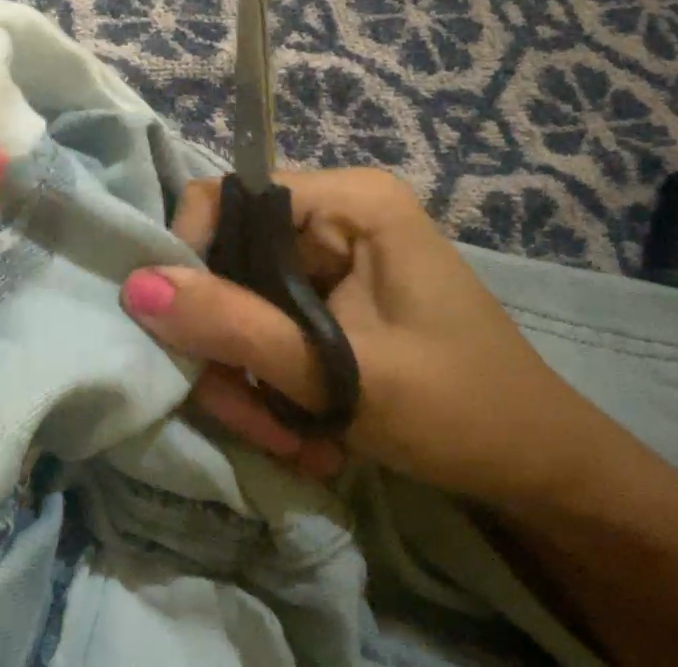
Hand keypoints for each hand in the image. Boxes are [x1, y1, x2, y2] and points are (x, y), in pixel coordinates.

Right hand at [122, 169, 606, 506]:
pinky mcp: (322, 301)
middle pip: (223, 261)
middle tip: (252, 416)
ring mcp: (325, 260)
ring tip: (287, 439)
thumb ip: (236, 326)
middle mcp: (330, 216)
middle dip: (227, 345)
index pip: (223, 200)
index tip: (191, 336)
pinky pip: (257, 327)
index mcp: (350, 202)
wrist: (543, 476)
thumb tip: (134, 287)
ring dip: (244, 379)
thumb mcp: (339, 375)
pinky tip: (298, 432)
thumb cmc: (463, 413)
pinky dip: (264, 382)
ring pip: (233, 303)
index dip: (191, 261)